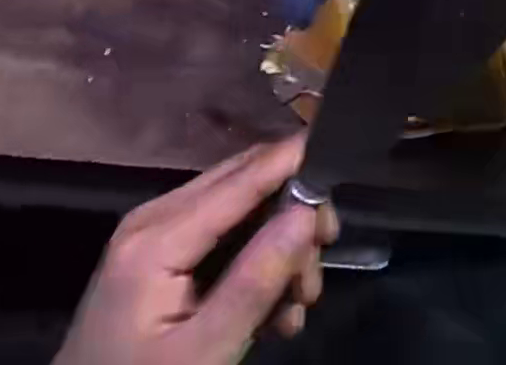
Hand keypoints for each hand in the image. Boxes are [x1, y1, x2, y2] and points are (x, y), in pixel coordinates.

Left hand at [54, 134, 339, 364]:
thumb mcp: (201, 354)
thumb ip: (255, 282)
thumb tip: (309, 211)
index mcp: (158, 237)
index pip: (248, 173)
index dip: (301, 161)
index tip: (348, 166)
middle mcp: (159, 216)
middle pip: (254, 179)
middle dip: (299, 214)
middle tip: (324, 257)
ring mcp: (160, 232)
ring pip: (251, 204)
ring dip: (286, 243)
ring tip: (301, 299)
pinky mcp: (166, 251)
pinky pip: (233, 230)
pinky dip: (263, 257)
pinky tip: (278, 306)